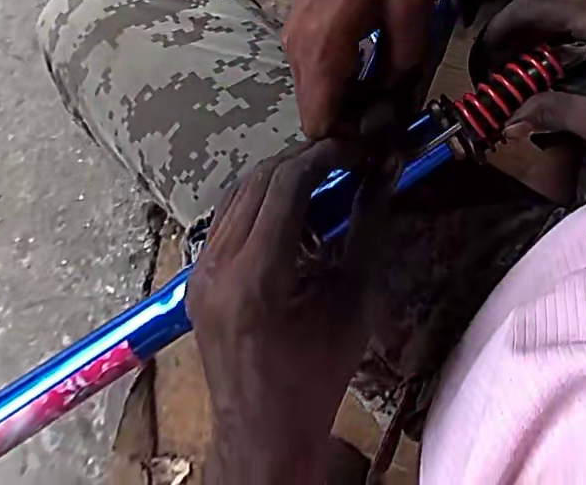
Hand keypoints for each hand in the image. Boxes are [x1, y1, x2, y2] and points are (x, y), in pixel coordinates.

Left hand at [189, 140, 390, 482]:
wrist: (264, 436)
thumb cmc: (319, 372)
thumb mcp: (354, 294)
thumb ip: (368, 222)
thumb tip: (388, 168)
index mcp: (257, 275)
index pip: (287, 182)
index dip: (327, 154)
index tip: (360, 150)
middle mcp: (218, 266)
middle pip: (261, 177)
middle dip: (307, 157)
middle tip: (347, 158)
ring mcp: (200, 271)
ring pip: (241, 189)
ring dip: (284, 174)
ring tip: (325, 178)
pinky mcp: (197, 277)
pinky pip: (229, 214)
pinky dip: (262, 197)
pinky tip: (293, 208)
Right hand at [286, 0, 433, 139]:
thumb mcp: (412, 7)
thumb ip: (404, 62)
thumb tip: (396, 96)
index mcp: (323, 50)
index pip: (320, 123)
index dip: (349, 142)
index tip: (383, 138)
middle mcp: (299, 50)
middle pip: (317, 110)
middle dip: (353, 121)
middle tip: (394, 112)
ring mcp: (295, 36)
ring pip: (317, 90)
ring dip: (349, 99)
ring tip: (390, 88)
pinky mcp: (301, 25)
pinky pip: (318, 68)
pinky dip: (343, 78)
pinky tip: (375, 64)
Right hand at [476, 0, 585, 156]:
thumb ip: (553, 112)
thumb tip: (510, 120)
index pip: (532, 7)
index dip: (498, 34)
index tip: (481, 64)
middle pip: (539, 3)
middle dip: (508, 36)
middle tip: (489, 72)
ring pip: (553, 8)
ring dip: (527, 37)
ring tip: (507, 73)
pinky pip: (572, 16)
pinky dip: (549, 38)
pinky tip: (537, 65)